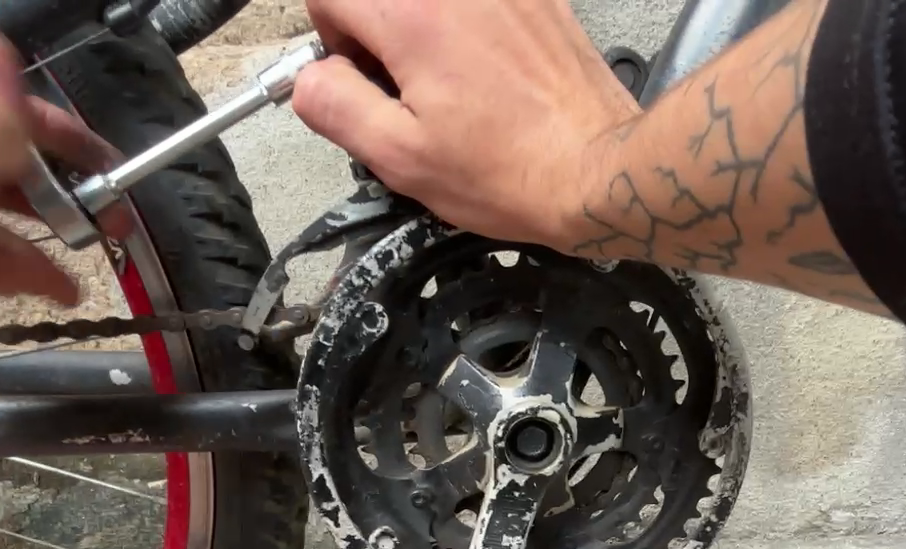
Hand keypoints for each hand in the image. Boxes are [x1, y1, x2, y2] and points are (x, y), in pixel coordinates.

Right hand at [291, 0, 637, 250]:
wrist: (595, 173)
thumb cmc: (509, 173)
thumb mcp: (402, 159)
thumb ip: (336, 107)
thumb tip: (310, 79)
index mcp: (409, 12)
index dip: (334, 45)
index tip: (364, 84)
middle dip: (378, 36)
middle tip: (409, 95)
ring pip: (427, 1)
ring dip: (423, 34)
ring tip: (455, 91)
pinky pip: (476, 5)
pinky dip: (468, 30)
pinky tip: (491, 80)